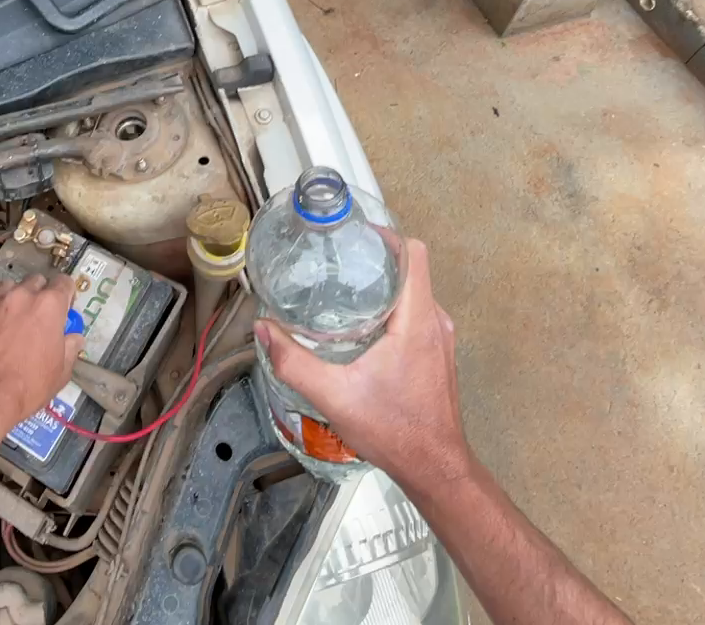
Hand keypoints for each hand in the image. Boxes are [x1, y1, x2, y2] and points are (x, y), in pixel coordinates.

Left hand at [0, 274, 84, 435]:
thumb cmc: (29, 385)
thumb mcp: (62, 371)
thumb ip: (71, 346)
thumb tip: (73, 337)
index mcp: (49, 305)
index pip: (64, 282)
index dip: (65, 295)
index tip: (63, 309)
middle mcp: (21, 295)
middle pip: (35, 282)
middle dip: (38, 295)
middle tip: (36, 317)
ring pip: (7, 289)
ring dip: (12, 301)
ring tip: (9, 323)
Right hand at [254, 238, 472, 480]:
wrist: (436, 469)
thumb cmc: (393, 430)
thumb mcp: (334, 396)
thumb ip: (294, 362)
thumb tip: (263, 329)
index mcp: (417, 319)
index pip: (414, 254)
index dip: (387, 235)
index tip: (353, 234)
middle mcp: (435, 322)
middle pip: (411, 268)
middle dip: (376, 256)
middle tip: (336, 258)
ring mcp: (441, 339)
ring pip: (414, 290)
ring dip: (384, 281)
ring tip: (344, 285)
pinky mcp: (438, 354)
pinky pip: (417, 311)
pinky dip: (392, 304)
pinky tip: (362, 322)